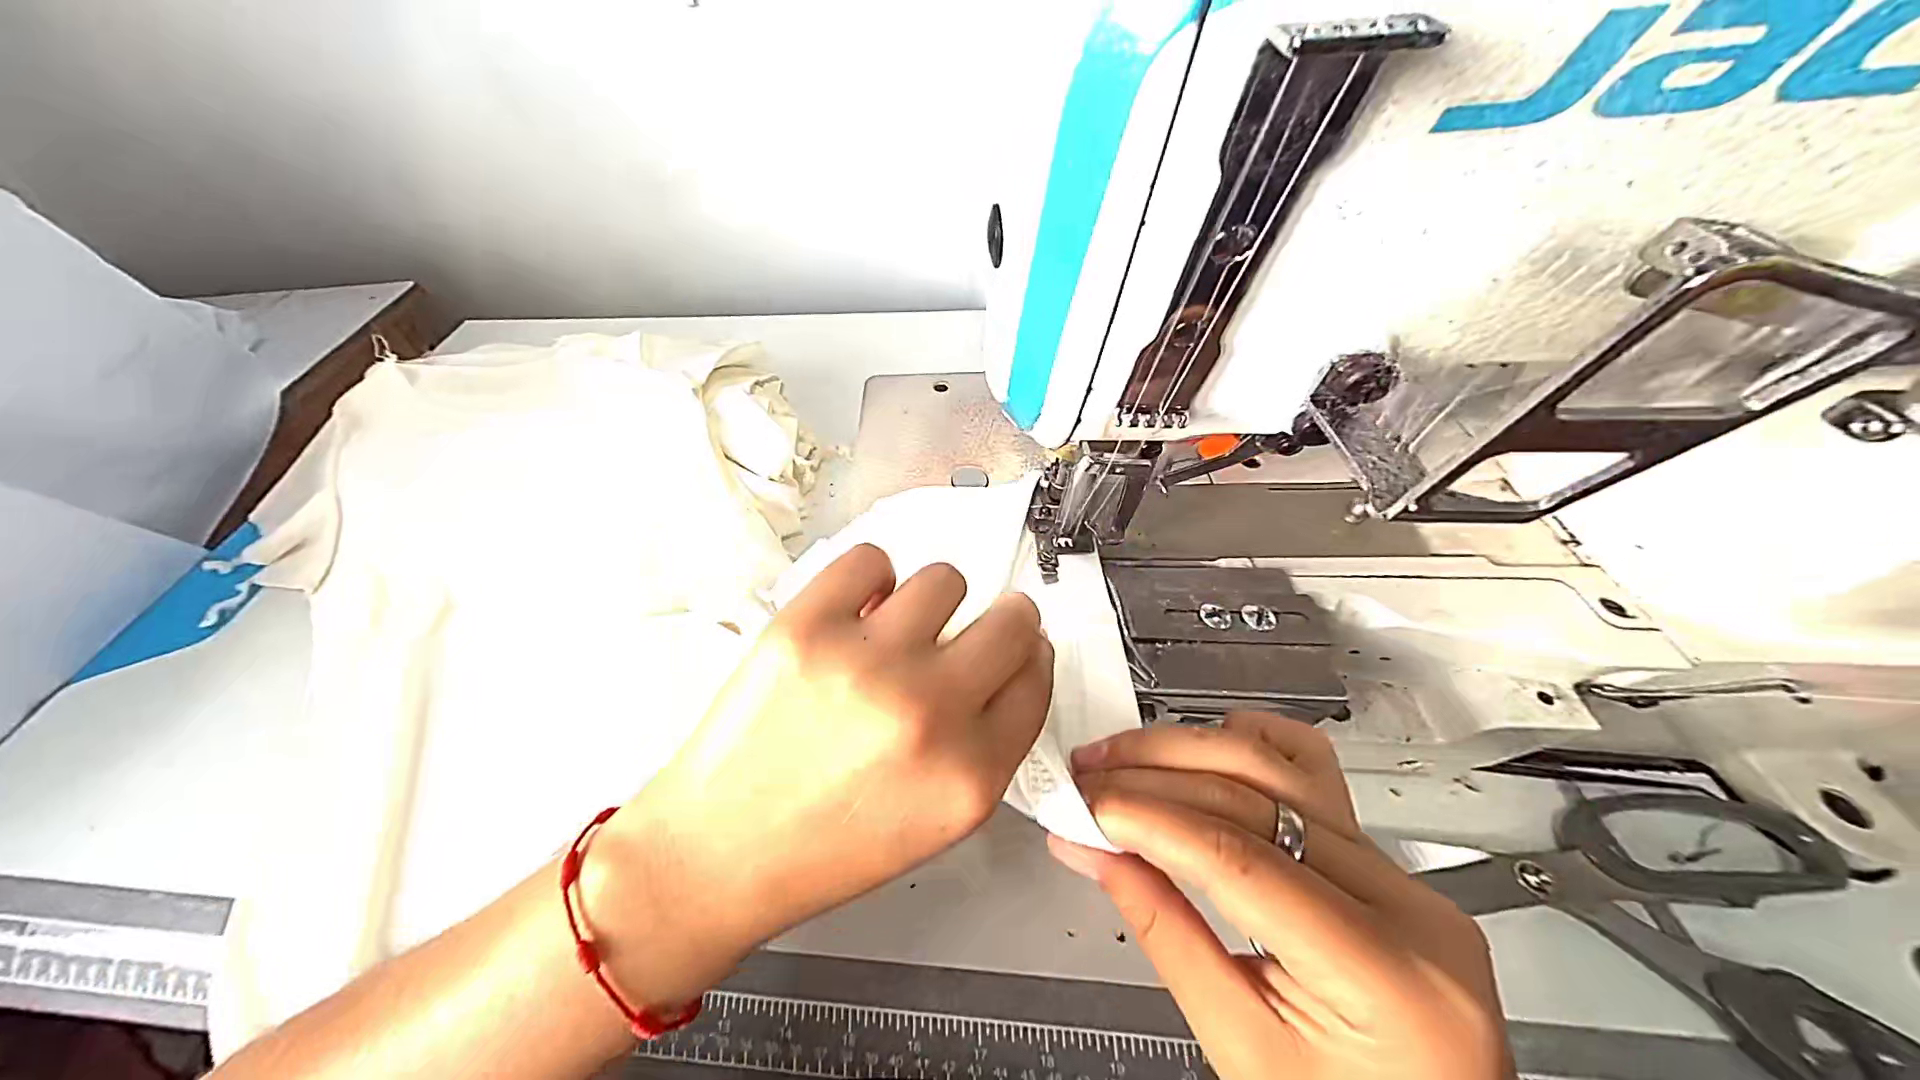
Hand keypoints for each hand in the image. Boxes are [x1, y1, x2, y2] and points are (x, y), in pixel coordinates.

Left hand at [589, 544, 1052, 1004]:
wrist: (720, 854)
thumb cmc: (825, 846)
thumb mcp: (940, 820)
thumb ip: (989, 745)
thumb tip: (1011, 664)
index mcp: (970, 773)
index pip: (1036, 677)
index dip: (1027, 657)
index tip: (1012, 650)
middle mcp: (928, 713)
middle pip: (1012, 619)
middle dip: (1001, 620)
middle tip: (964, 632)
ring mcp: (866, 663)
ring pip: (945, 579)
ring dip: (931, 602)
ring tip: (897, 631)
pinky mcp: (806, 628)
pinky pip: (872, 558)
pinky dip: (871, 579)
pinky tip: (856, 614)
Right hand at [1053, 713, 1511, 1079]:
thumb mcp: (1241, 1047)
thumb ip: (1165, 934)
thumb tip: (1099, 854)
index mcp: (1386, 976)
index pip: (1243, 860)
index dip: (1153, 820)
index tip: (1090, 807)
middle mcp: (1407, 907)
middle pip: (1258, 799)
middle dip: (1154, 779)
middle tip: (1088, 781)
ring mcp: (1401, 875)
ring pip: (1282, 768)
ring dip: (1188, 752)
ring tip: (1122, 759)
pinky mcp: (1382, 859)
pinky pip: (1313, 773)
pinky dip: (1247, 747)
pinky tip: (1200, 748)